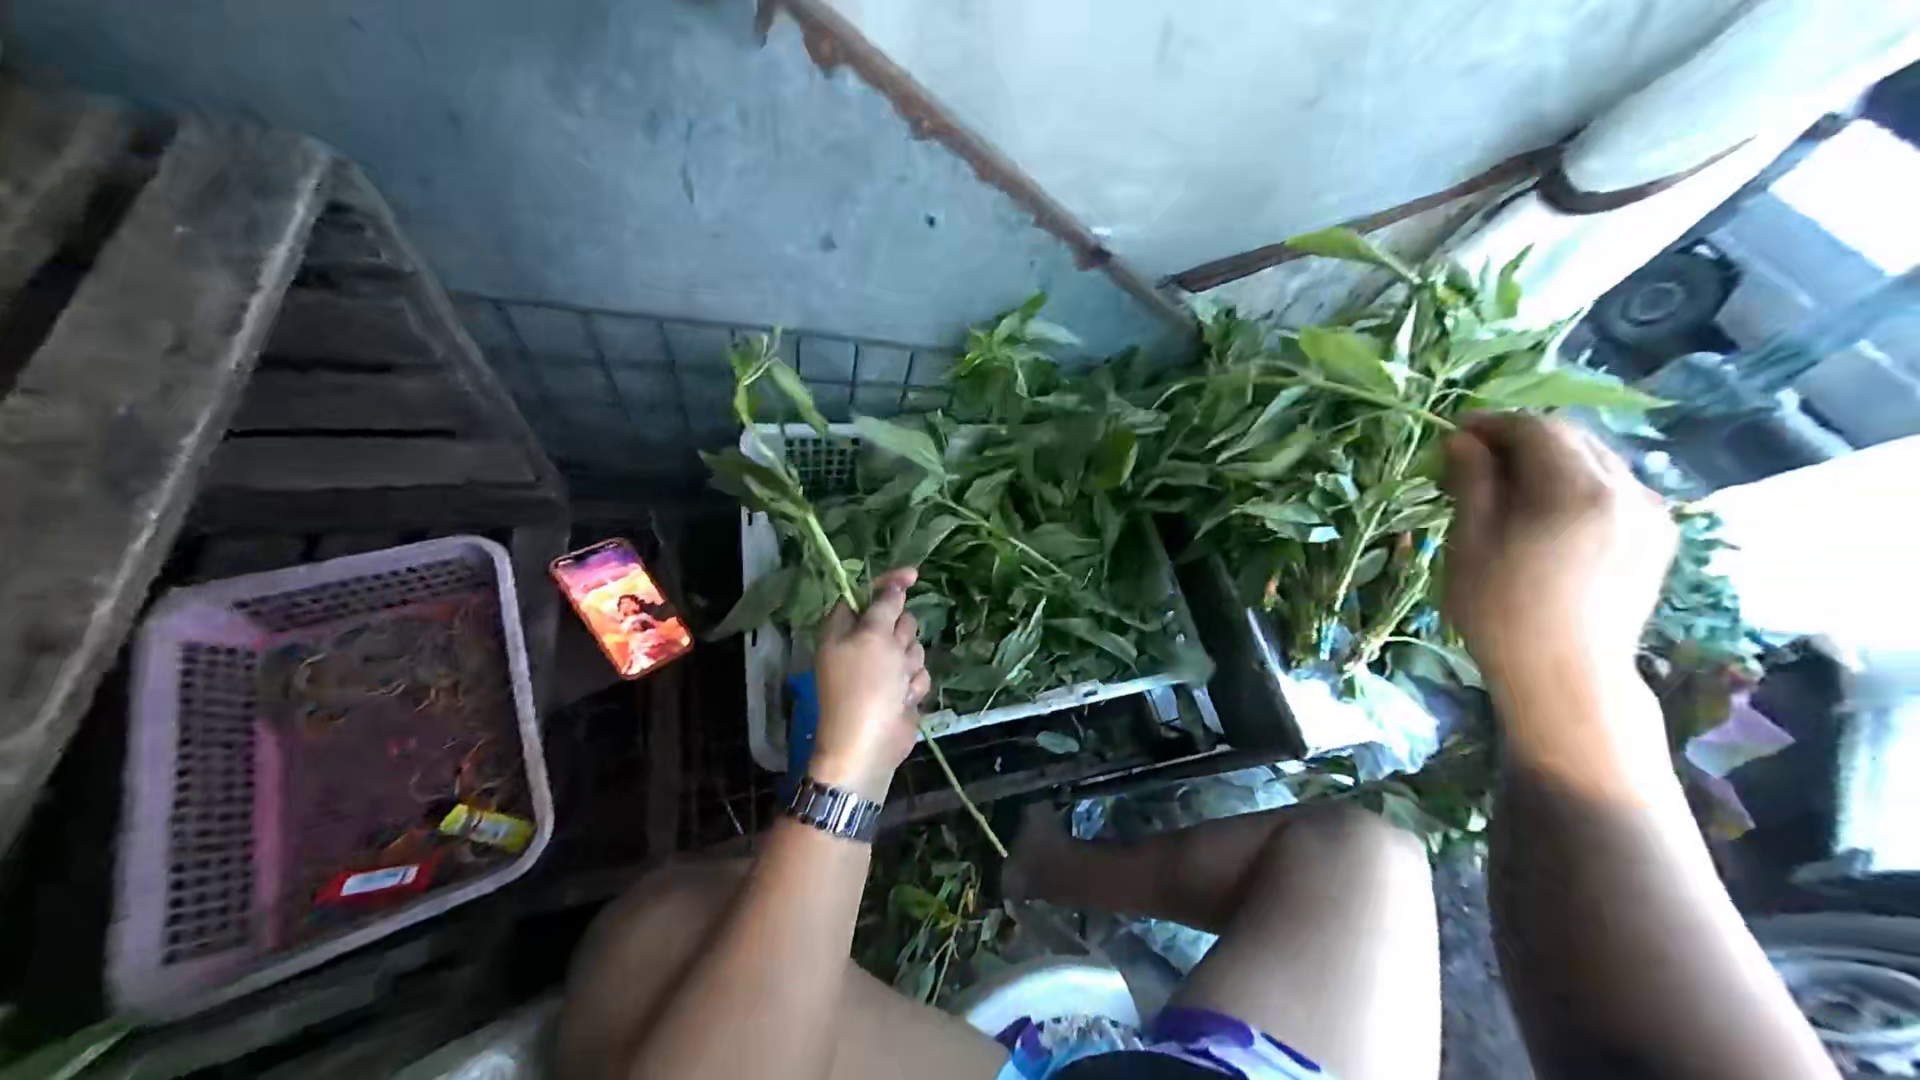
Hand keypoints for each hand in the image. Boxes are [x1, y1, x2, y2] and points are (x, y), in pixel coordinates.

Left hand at [809, 567, 930, 800]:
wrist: (869, 745)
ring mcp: (881, 669)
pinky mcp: (898, 689)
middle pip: (896, 620)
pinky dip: (913, 685)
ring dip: (909, 664)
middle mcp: (861, 645)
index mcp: (842, 629)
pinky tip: (903, 699)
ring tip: (896, 683)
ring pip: (912, 647)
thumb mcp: (872, 636)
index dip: (889, 584)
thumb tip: (893, 584)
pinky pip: (917, 673)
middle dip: (902, 636)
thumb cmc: (864, 686)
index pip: (867, 593)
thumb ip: (884, 605)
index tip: (914, 575)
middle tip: (892, 653)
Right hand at [1441, 415, 1676, 689]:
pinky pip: (1613, 488)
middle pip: (1572, 439)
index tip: (1453, 434)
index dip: (1491, 425)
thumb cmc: (1501, 611)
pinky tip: (1542, 509)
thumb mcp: (1471, 543)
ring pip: (1595, 461)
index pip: (1536, 429)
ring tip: (1504, 486)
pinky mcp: (1658, 536)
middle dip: (1519, 439)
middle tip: (1471, 459)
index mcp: (1579, 491)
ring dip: (1547, 460)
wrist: (1566, 675)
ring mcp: (1652, 514)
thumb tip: (1461, 440)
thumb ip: (1472, 483)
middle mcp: (1629, 491)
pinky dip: (1573, 483)